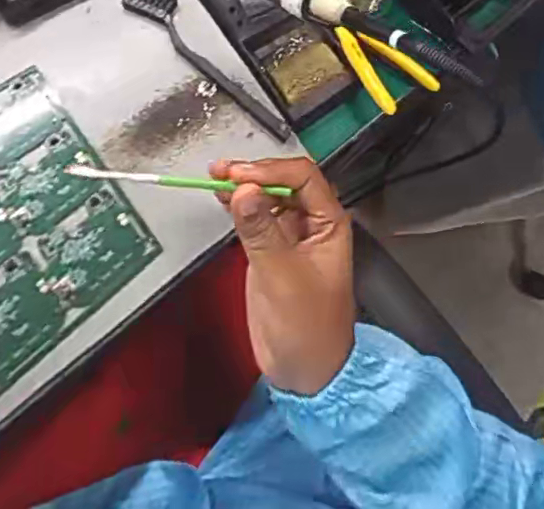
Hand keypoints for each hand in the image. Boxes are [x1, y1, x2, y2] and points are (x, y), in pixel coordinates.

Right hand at [210, 157, 355, 396]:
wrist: (305, 373)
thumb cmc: (308, 329)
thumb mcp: (282, 277)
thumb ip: (261, 231)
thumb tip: (242, 191)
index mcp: (329, 223)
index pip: (303, 177)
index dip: (270, 170)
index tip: (239, 177)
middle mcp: (312, 221)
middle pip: (285, 179)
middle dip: (254, 172)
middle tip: (222, 173)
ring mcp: (291, 233)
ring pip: (268, 193)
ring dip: (243, 184)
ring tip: (215, 177)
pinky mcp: (272, 245)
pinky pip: (256, 213)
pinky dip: (238, 202)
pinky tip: (221, 198)